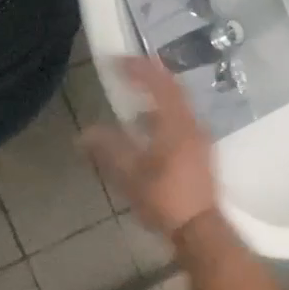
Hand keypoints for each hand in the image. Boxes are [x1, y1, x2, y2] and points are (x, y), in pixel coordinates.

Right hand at [79, 57, 218, 236]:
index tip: (118, 61)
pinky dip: (165, 118)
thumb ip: (108, 150)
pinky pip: (183, 123)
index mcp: (177, 124)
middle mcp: (193, 125)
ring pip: (179, 108)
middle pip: (174, 90)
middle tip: (129, 73)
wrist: (200, 228)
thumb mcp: (129, 176)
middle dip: (151, 79)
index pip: (159, 83)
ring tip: (135, 105)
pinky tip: (150, 134)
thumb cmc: (164, 200)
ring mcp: (201, 140)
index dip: (139, 68)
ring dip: (157, 100)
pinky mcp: (203, 155)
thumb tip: (85, 134)